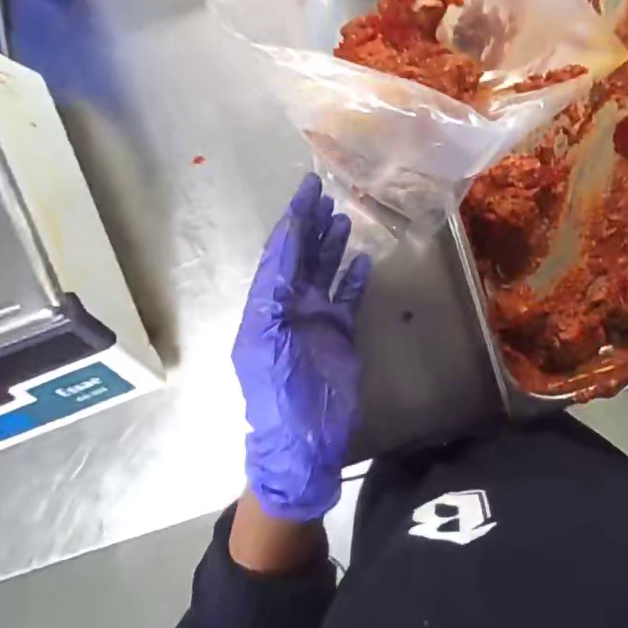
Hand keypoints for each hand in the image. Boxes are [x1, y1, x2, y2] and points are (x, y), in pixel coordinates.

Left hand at [233, 175, 372, 521]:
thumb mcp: (265, 340)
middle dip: (312, 226)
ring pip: (325, 274)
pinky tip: (363, 260)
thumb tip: (284, 247)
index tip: (305, 189)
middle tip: (326, 194)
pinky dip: (354, 280)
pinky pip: (347, 300)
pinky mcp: (340, 336)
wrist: (302, 438)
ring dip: (332, 246)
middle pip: (302, 257)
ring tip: (344, 218)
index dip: (293, 221)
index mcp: (267, 306)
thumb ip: (274, 292)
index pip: (280, 254)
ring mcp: (317, 321)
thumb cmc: (277, 392)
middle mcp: (290, 307)